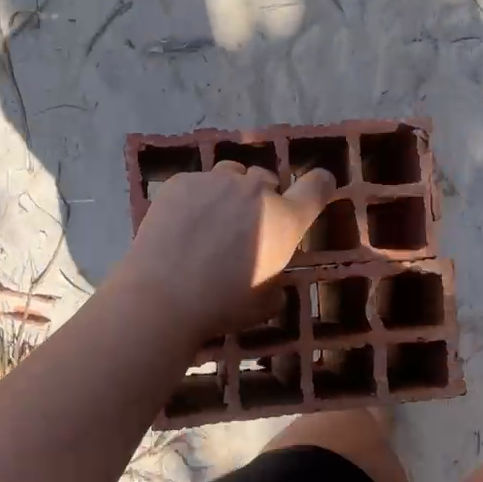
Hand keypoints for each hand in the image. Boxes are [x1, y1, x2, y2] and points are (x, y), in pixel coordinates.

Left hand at [109, 163, 335, 344]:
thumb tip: (272, 280)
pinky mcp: (182, 181)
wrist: (162, 296)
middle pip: (268, 179)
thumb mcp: (265, 304)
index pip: (318, 186)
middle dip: (263, 197)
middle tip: (246, 225)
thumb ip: (276, 283)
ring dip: (231, 191)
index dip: (320, 184)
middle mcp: (256, 191)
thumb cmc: (221, 306)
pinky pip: (198, 182)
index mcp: (285, 220)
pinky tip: (183, 224)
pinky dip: (197, 197)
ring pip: (232, 175)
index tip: (317, 187)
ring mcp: (216, 181)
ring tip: (214, 219)